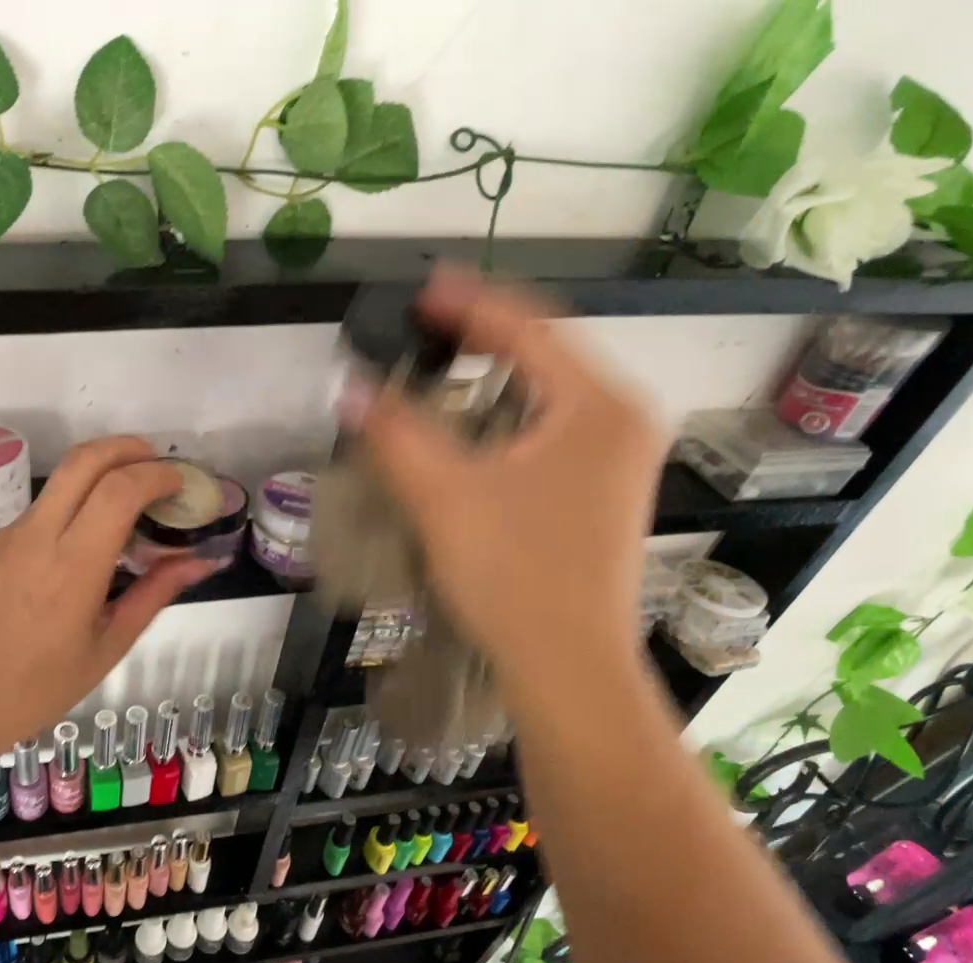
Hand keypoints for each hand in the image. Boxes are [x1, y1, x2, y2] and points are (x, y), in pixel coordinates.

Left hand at [0, 436, 217, 749]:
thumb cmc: (35, 689)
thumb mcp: (106, 647)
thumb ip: (153, 594)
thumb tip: (200, 562)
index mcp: (72, 564)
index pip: (119, 489)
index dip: (157, 474)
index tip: (181, 483)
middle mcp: (37, 535)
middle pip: (83, 459)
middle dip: (127, 447)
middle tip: (158, 464)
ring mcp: (8, 536)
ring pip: (59, 482)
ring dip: (100, 474)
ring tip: (131, 507)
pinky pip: (41, 511)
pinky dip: (74, 506)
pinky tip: (88, 544)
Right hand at [340, 265, 664, 688]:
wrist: (567, 666)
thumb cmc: (513, 574)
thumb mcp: (444, 495)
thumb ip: (395, 432)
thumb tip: (350, 387)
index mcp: (598, 405)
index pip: (531, 327)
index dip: (469, 302)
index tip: (421, 287)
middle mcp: (622, 419)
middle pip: (547, 352)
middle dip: (483, 333)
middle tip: (424, 323)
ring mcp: (620, 458)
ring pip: (550, 391)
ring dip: (496, 372)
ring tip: (443, 360)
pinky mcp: (604, 490)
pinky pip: (553, 425)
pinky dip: (509, 411)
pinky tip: (475, 423)